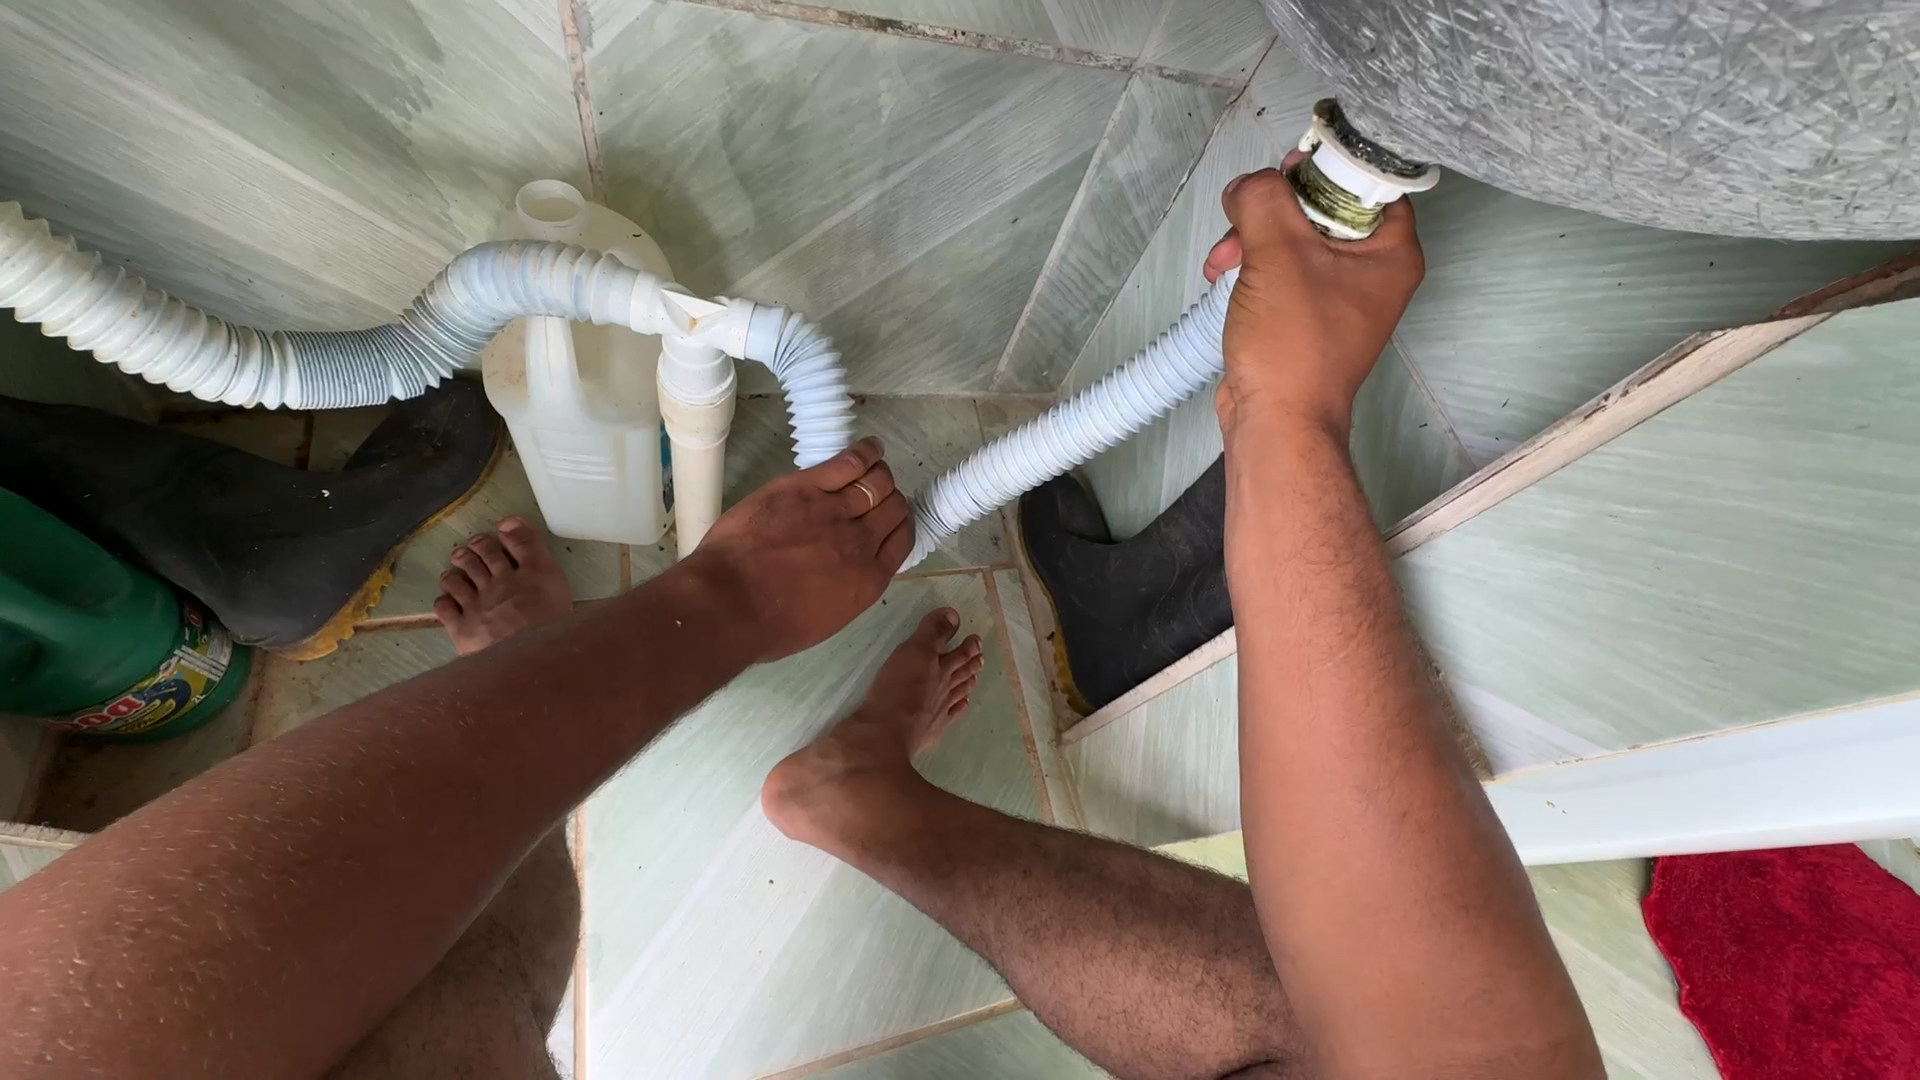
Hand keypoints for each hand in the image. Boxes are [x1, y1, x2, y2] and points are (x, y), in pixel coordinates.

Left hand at [683, 436, 912, 663]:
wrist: (729, 604)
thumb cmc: (770, 625)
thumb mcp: (826, 619)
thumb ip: (849, 590)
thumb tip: (850, 572)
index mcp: (869, 579)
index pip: (902, 539)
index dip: (899, 524)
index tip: (889, 520)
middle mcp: (862, 541)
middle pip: (893, 507)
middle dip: (889, 499)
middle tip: (875, 495)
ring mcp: (835, 510)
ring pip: (877, 482)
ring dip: (880, 474)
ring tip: (876, 466)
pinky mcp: (806, 487)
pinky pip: (849, 462)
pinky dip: (866, 452)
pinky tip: (870, 448)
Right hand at [1205, 153, 1424, 439]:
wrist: (1275, 421)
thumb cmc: (1291, 341)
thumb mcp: (1277, 254)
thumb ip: (1263, 202)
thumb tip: (1246, 185)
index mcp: (1389, 252)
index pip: (1366, 183)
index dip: (1323, 168)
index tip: (1282, 170)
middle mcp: (1370, 275)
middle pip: (1321, 213)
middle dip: (1270, 214)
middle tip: (1239, 222)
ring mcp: (1336, 302)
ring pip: (1293, 246)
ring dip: (1251, 243)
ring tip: (1220, 263)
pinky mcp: (1303, 324)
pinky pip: (1281, 278)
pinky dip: (1252, 273)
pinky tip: (1223, 281)